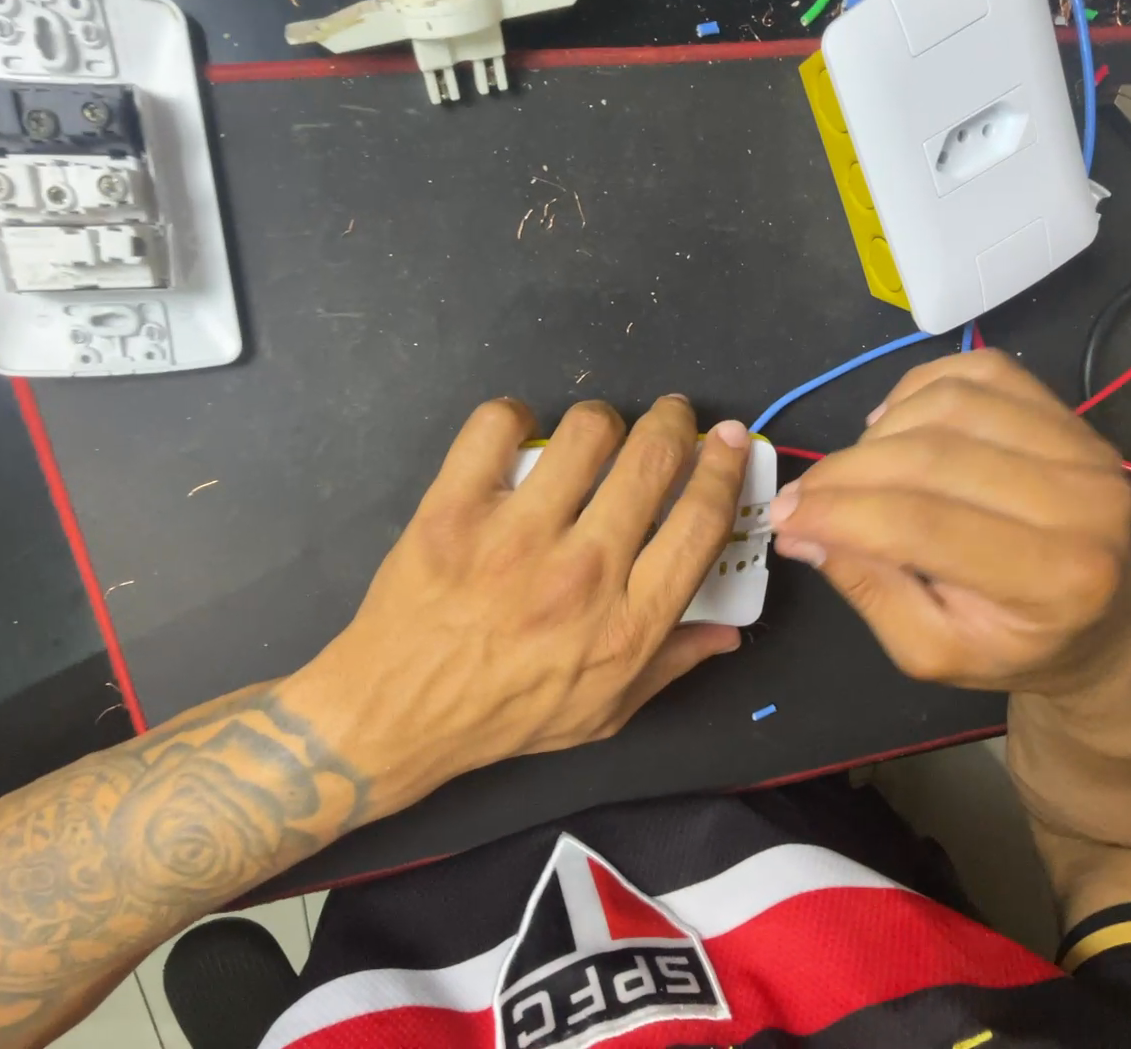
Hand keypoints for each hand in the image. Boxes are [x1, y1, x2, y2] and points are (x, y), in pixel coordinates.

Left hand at [309, 395, 751, 810]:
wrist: (400, 710)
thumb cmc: (509, 713)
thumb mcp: (605, 710)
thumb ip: (671, 664)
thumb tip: (730, 630)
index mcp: (629, 621)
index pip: (700, 521)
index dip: (725, 466)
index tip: (729, 438)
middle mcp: (583, 570)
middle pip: (653, 457)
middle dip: (674, 421)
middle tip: (670, 417)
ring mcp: (515, 535)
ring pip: (586, 430)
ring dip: (602, 421)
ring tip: (593, 437)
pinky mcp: (454, 508)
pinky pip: (497, 425)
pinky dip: (515, 416)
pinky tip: (519, 438)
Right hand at [769, 351, 1130, 694]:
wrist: (1099, 626)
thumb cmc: (1009, 649)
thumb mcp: (927, 649)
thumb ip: (866, 588)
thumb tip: (797, 530)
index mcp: (1052, 580)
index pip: (921, 524)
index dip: (837, 512)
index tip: (780, 515)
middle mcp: (1083, 503)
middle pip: (930, 457)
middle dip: (843, 472)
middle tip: (799, 496)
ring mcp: (1084, 449)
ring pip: (949, 404)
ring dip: (877, 434)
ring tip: (856, 473)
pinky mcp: (1072, 417)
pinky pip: (979, 372)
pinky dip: (917, 389)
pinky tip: (893, 426)